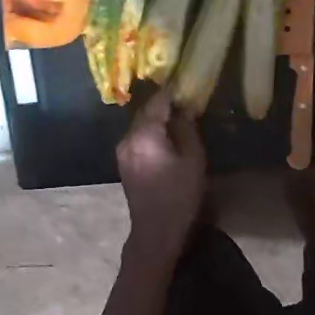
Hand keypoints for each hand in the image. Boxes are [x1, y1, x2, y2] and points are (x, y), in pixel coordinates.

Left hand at [116, 89, 206, 256]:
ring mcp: (122, 151)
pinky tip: (165, 137)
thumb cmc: (179, 195)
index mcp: (144, 134)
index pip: (157, 102)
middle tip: (183, 99)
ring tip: (176, 117)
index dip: (171, 91)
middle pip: (145, 112)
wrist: (155, 230)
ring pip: (140, 125)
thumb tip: (182, 110)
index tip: (185, 84)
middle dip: (162, 105)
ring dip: (156, 119)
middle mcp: (127, 138)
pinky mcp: (123, 162)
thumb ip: (186, 129)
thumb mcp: (193, 159)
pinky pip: (137, 138)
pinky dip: (150, 132)